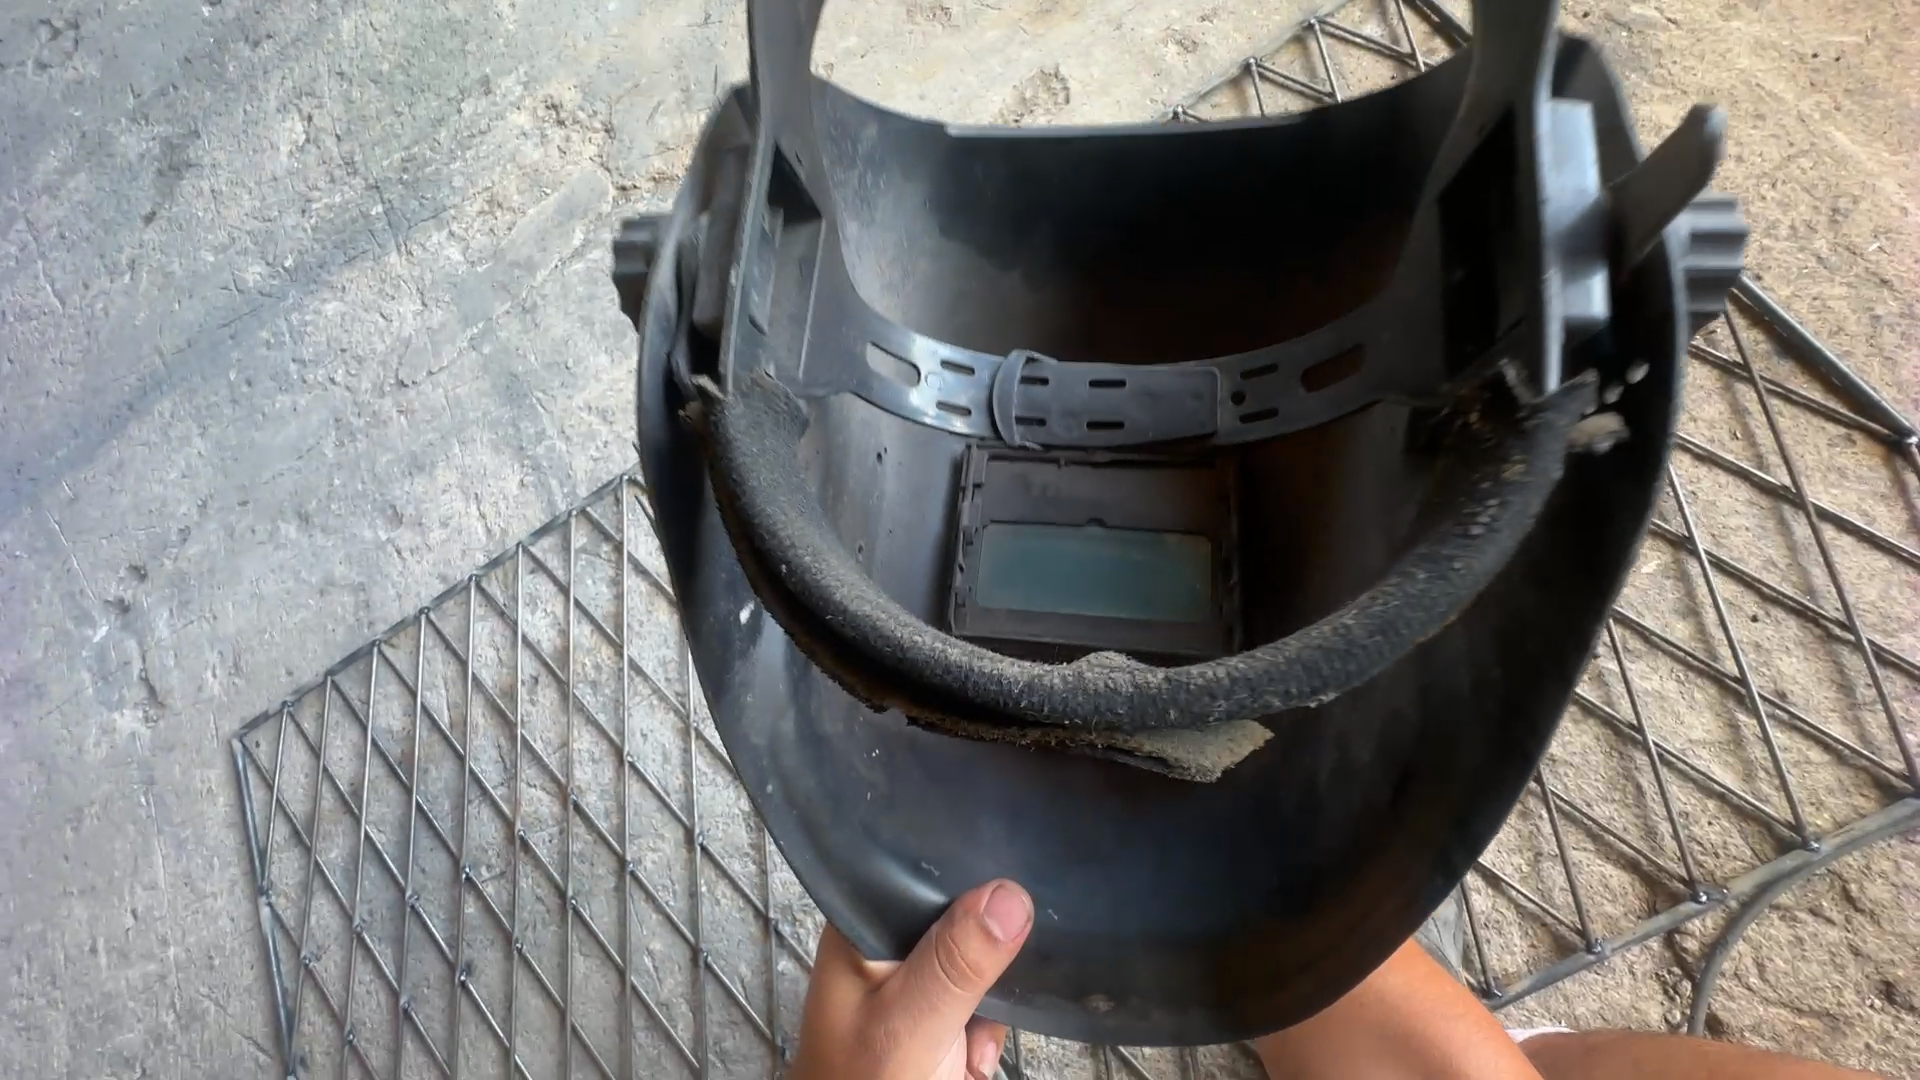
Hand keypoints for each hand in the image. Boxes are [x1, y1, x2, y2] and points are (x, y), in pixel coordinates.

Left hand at [792, 879, 1034, 1079]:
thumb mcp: (908, 1025)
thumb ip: (955, 962)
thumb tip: (1012, 893)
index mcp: (860, 922)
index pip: (921, 865)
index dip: (969, 870)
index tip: (1010, 888)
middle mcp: (884, 940)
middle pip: (959, 909)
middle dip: (984, 952)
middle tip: (980, 999)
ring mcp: (909, 978)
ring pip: (978, 955)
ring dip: (989, 1002)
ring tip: (969, 1045)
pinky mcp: (932, 1012)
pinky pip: (980, 996)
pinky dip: (986, 1028)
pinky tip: (970, 1057)